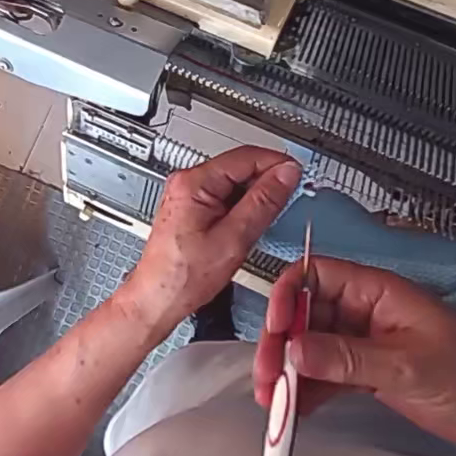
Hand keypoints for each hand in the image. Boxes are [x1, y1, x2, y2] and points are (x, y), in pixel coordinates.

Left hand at [117, 146, 302, 336]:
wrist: (157, 299)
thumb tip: (285, 175)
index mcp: (194, 182)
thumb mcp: (234, 239)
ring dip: (254, 196)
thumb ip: (264, 202)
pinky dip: (241, 207)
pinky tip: (245, 228)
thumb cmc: (183, 276)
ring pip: (234, 182)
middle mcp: (187, 182)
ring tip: (262, 221)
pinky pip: (224, 196)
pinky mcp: (190, 208)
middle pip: (240, 166)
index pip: (246, 156)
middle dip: (267, 181)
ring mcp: (187, 194)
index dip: (277, 164)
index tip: (297, 176)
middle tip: (286, 200)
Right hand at [253, 258, 455, 446]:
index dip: (288, 296)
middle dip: (280, 343)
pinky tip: (294, 412)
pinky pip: (325, 373)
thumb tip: (294, 350)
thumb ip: (348, 358)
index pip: (316, 275)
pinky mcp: (364, 370)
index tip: (275, 331)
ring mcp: (361, 340)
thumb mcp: (407, 365)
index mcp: (375, 289)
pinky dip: (308, 390)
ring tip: (272, 403)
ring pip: (310, 346)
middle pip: (304, 313)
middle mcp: (361, 309)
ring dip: (288, 371)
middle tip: (265, 379)